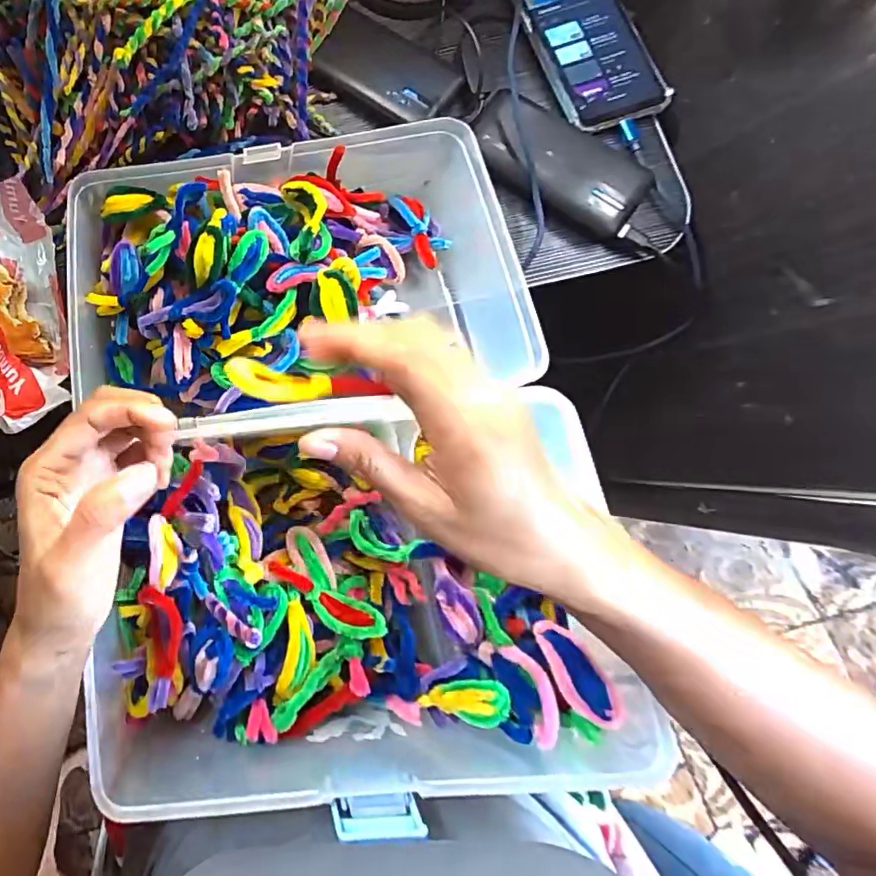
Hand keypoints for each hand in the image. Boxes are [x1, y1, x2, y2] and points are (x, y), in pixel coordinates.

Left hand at [12, 388, 177, 656]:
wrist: (58, 631)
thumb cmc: (57, 601)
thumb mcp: (72, 562)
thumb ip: (102, 513)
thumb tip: (145, 470)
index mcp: (46, 468)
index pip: (88, 418)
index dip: (128, 409)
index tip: (166, 423)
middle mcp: (65, 461)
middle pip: (107, 413)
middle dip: (142, 416)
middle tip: (171, 443)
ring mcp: (86, 472)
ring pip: (124, 428)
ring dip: (151, 435)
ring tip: (163, 470)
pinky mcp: (106, 486)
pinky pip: (133, 451)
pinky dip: (152, 454)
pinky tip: (158, 480)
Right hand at [296, 318, 638, 612]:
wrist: (564, 543)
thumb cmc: (498, 537)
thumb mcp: (424, 509)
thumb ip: (368, 463)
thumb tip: (312, 439)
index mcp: (463, 423)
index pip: (404, 360)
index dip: (353, 342)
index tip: (311, 343)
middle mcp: (480, 392)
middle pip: (414, 337)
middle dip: (358, 332)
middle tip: (312, 346)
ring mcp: (491, 385)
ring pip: (430, 338)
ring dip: (380, 335)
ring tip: (337, 351)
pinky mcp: (492, 389)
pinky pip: (442, 352)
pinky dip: (402, 346)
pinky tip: (379, 364)